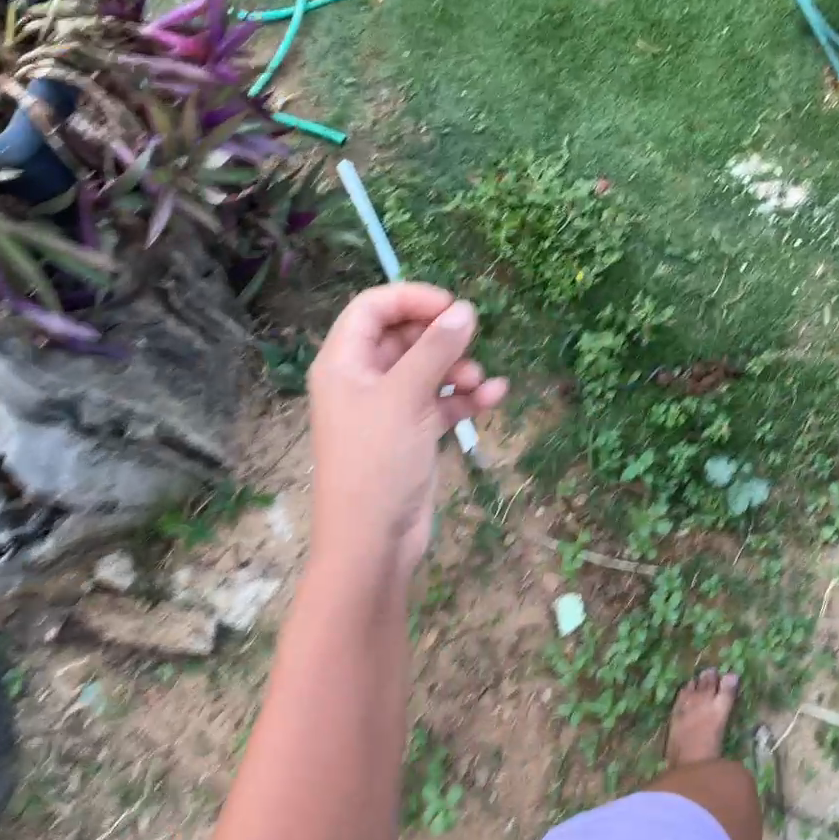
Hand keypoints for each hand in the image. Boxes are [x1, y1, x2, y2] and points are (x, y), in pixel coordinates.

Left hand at [306, 284, 506, 579]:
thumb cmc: (377, 461)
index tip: (452, 306)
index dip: (412, 299)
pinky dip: (465, 398)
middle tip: (471, 341)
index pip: (373, 308)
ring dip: (458, 370)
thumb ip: (436, 350)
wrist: (373, 539)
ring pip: (427, 369)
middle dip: (440, 338)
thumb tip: (465, 310)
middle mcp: (363, 379)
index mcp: (344, 362)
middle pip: (404, 336)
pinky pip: (441, 402)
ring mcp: (389, 407)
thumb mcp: (406, 398)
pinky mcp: (412, 432)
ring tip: (481, 383)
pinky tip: (494, 397)